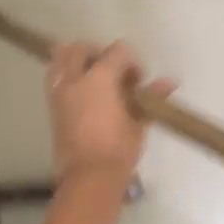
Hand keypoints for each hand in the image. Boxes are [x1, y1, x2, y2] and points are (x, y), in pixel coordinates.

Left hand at [47, 41, 174, 183]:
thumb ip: (152, 96)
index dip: (132, 61)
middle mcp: (75, 79)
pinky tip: (82, 90)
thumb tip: (171, 81)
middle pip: (82, 48)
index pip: (118, 51)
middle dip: (99, 53)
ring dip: (76, 60)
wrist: (89, 175)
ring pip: (60, 58)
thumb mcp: (139, 122)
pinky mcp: (52, 106)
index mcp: (100, 79)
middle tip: (113, 71)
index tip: (138, 79)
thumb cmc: (119, 148)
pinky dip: (67, 76)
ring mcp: (60, 92)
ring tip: (92, 75)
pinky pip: (55, 78)